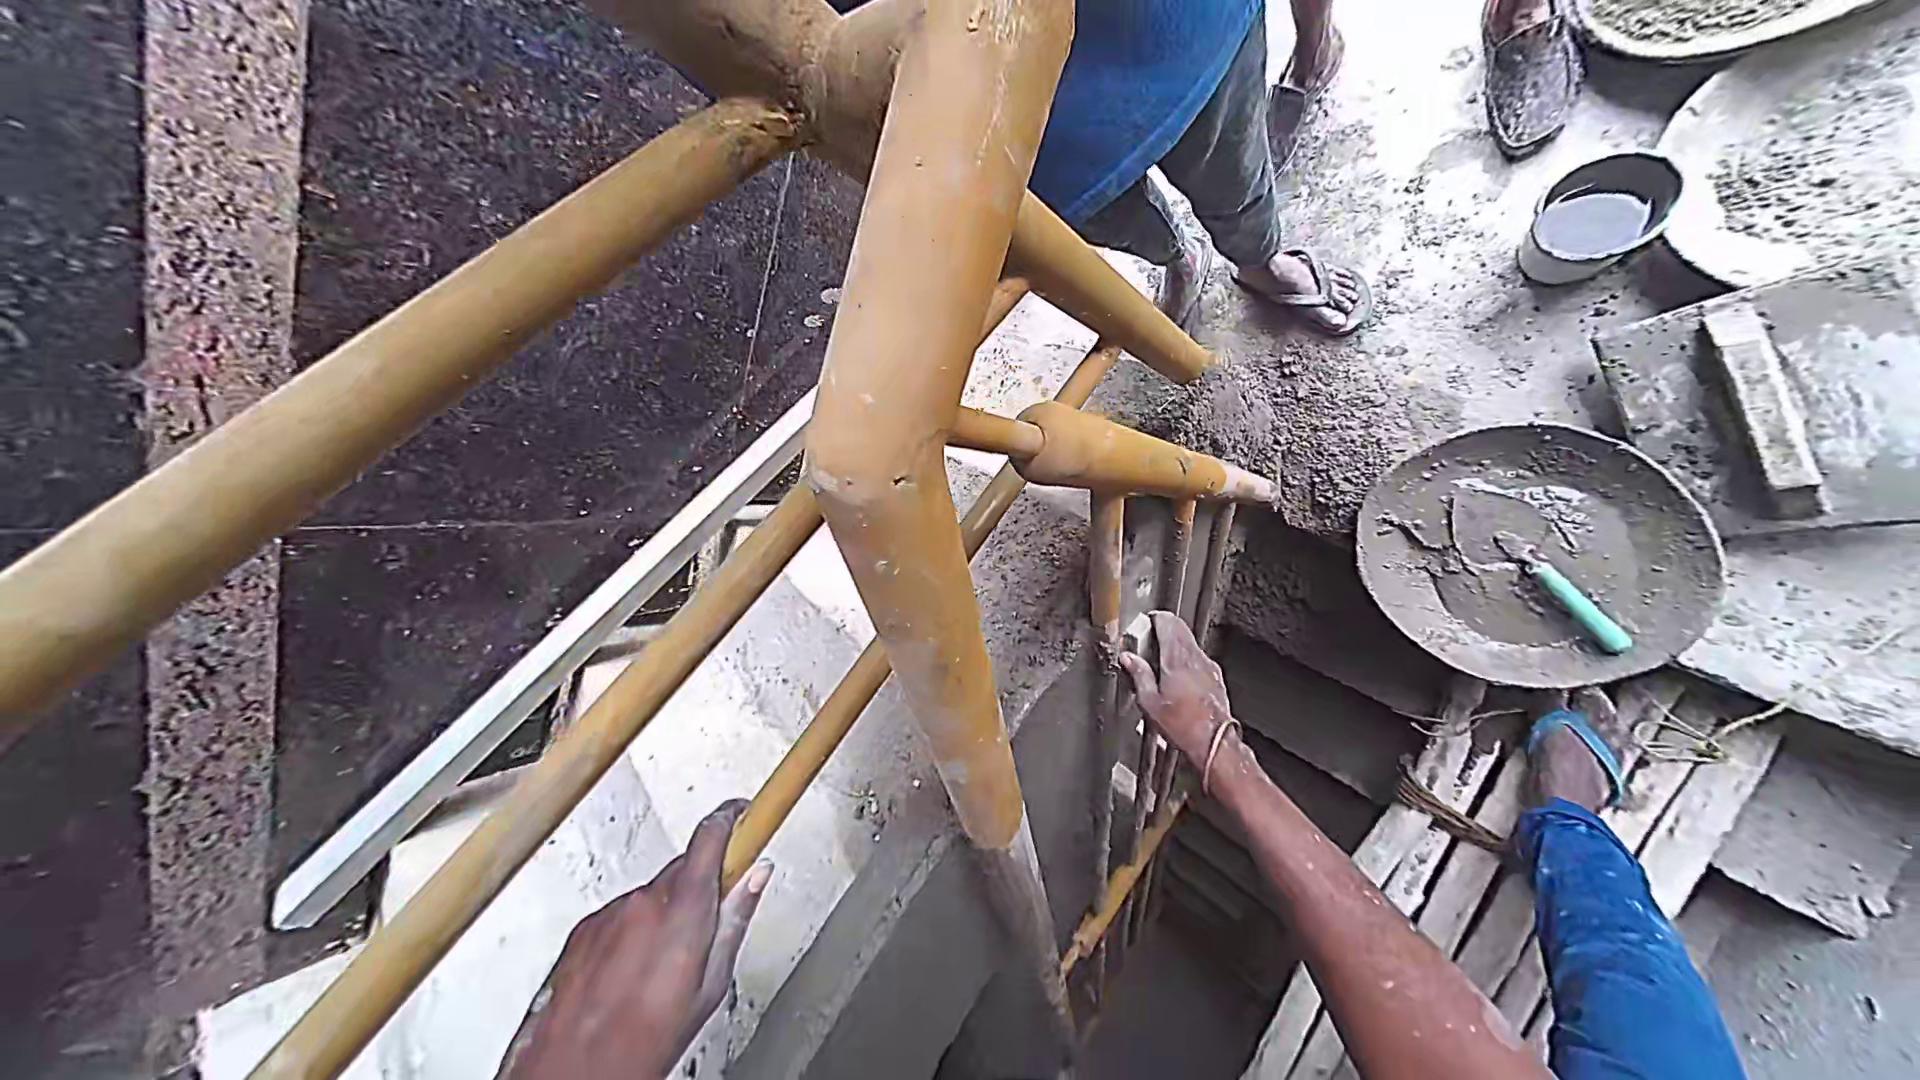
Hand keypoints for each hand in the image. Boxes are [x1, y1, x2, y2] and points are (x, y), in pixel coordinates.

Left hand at [497, 800, 773, 1079]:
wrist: (568, 1079)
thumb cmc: (640, 1046)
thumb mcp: (710, 985)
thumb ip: (735, 919)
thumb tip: (756, 875)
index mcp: (683, 908)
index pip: (712, 834)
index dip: (732, 816)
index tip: (744, 812)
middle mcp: (644, 900)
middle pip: (685, 867)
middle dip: (701, 886)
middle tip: (706, 928)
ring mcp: (609, 914)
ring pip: (652, 895)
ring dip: (663, 915)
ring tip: (660, 969)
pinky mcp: (582, 930)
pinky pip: (620, 916)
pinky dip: (631, 934)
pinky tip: (629, 975)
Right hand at [1117, 610, 1232, 761]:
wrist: (1214, 743)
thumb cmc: (1183, 726)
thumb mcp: (1150, 702)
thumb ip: (1139, 674)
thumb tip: (1128, 658)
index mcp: (1176, 659)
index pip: (1168, 622)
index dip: (1155, 619)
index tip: (1145, 623)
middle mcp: (1195, 657)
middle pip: (1180, 628)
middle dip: (1164, 628)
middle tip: (1150, 638)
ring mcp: (1208, 666)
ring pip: (1190, 642)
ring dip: (1175, 643)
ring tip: (1161, 659)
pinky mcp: (1215, 676)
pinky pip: (1199, 657)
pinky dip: (1187, 658)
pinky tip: (1178, 675)